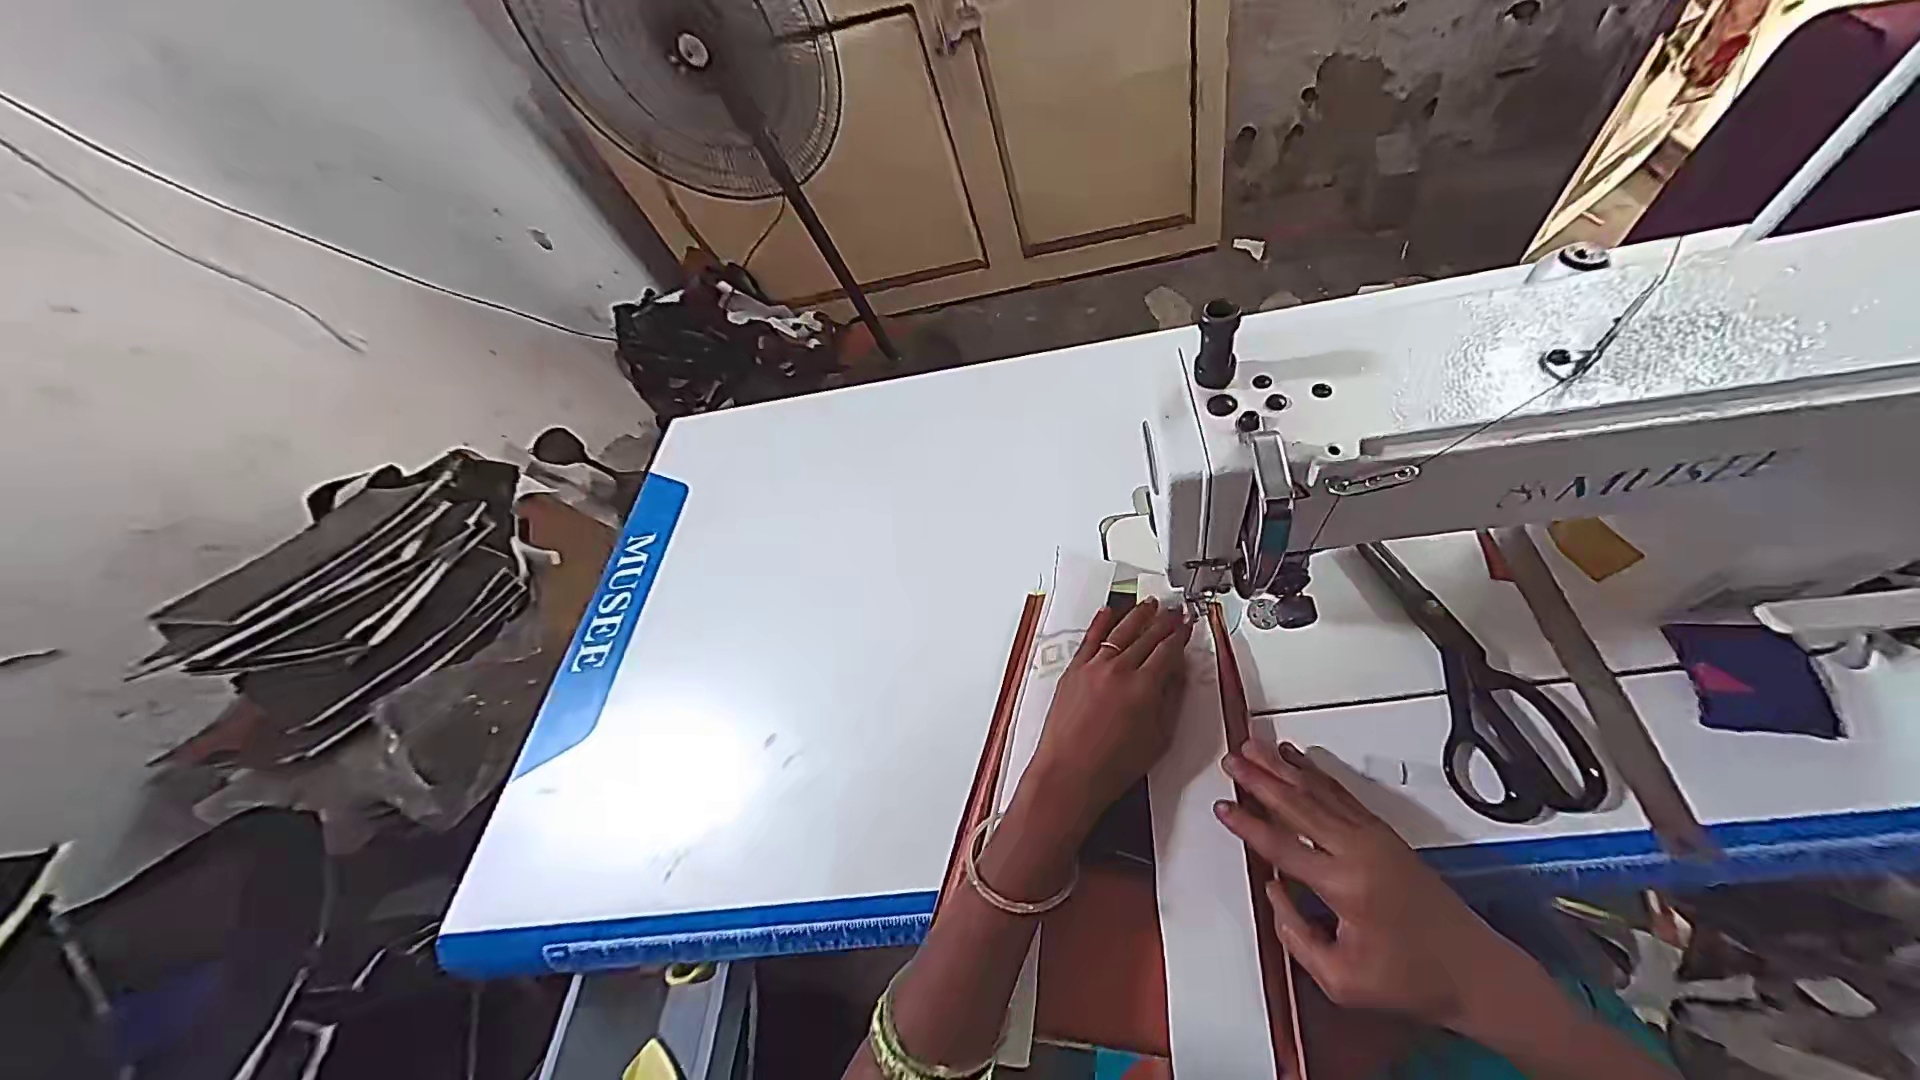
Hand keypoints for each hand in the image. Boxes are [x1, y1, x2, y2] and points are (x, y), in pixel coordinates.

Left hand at [1022, 597, 1192, 833]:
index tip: (1187, 626)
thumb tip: (1178, 675)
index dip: (1181, 635)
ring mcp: (1093, 667)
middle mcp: (1118, 670)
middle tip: (1174, 610)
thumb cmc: (1111, 765)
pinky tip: (1109, 612)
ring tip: (1149, 604)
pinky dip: (1101, 622)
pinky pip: (1090, 638)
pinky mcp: (1073, 670)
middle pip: (1146, 636)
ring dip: (1137, 615)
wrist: (1070, 773)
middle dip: (1164, 620)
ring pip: (1120, 631)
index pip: (1168, 650)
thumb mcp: (1158, 738)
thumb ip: (1171, 700)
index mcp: (1144, 687)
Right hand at [1214, 740, 1551, 1032]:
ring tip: (1255, 745)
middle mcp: (1359, 853)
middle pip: (1297, 804)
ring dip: (1282, 766)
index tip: (1224, 808)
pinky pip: (1340, 793)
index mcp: (1346, 887)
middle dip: (1259, 779)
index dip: (1247, 824)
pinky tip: (1298, 759)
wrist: (1478, 973)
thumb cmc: (1414, 979)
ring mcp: (1374, 837)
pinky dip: (1314, 771)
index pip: (1282, 846)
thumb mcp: (1343, 980)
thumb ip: (1296, 936)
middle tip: (1232, 761)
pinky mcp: (1384, 833)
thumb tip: (1276, 893)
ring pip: (1317, 790)